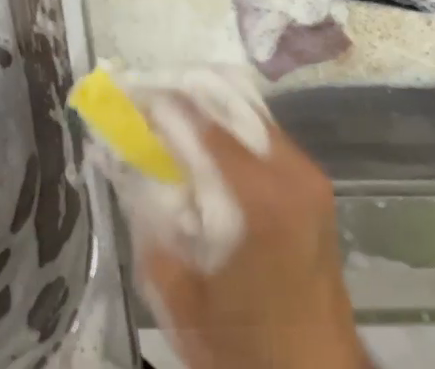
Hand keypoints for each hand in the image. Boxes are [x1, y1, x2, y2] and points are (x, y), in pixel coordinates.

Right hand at [136, 106, 365, 368]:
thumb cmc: (241, 342)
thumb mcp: (177, 292)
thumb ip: (147, 220)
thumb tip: (120, 160)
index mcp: (257, 199)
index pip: (197, 123)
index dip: (155, 101)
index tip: (121, 92)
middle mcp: (291, 175)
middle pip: (229, 104)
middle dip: (181, 94)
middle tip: (141, 95)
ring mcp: (309, 180)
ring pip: (249, 115)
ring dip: (205, 108)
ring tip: (166, 112)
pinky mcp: (315, 191)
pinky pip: (264, 137)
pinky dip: (228, 129)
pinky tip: (200, 140)